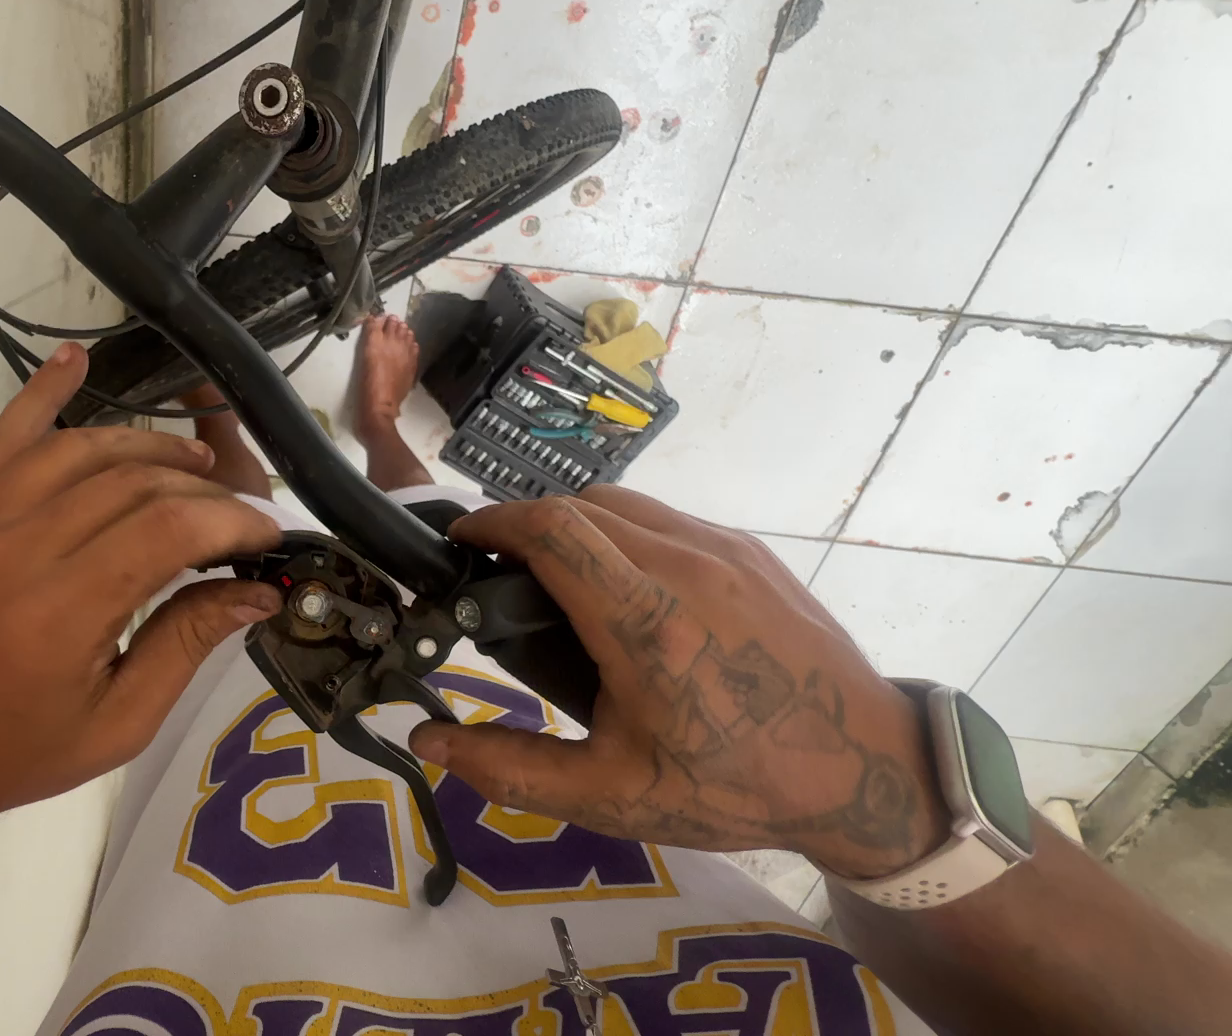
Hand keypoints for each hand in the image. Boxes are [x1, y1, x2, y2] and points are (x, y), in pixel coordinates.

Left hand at [0, 343, 282, 869]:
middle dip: (204, 492)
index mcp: (61, 614)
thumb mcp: (119, 722)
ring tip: (193, 464)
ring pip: (83, 450)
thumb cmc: (14, 753)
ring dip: (150, 447)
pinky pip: (4, 433)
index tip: (267, 533)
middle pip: (135, 484)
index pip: (170, 530)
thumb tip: (256, 591)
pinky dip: (44, 391)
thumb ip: (186, 644)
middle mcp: (17, 550)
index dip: (232, 521)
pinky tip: (78, 358)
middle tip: (237, 517)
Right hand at [408, 488, 949, 879]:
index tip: (461, 540)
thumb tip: (426, 743)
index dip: (492, 522)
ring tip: (555, 576)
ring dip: (568, 524)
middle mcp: (681, 564)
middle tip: (499, 573)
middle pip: (574, 506)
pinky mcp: (747, 548)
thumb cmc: (731, 786)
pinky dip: (616, 530)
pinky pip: (659, 517)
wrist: (871, 774)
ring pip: (617, 502)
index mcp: (643, 620)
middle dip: (522, 525)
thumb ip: (509, 768)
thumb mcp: (610, 795)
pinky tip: (621, 582)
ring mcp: (721, 548)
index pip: (550, 528)